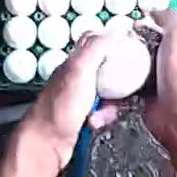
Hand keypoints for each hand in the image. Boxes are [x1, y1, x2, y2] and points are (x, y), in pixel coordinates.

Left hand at [10, 35, 120, 175]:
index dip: (114, 43)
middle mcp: (75, 76)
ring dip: (112, 103)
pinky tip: (97, 121)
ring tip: (103, 111)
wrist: (46, 144)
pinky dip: (105, 116)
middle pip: (107, 69)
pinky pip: (104, 111)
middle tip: (121, 90)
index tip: (130, 51)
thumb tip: (113, 31)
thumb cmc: (57, 110)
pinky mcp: (82, 114)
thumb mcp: (80, 70)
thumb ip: (96, 48)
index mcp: (74, 61)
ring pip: (107, 92)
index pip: (96, 41)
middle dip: (118, 80)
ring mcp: (79, 96)